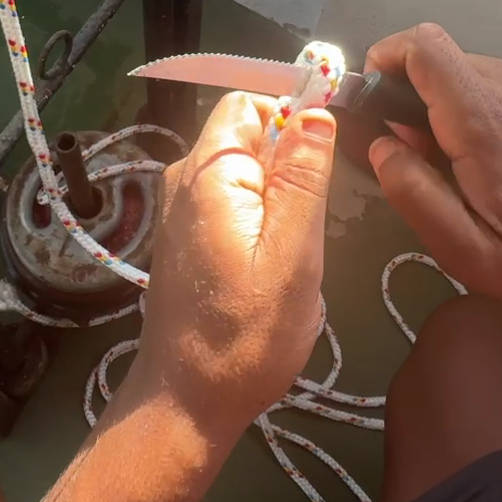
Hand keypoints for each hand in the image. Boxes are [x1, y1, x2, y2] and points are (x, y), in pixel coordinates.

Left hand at [120, 92, 337, 438]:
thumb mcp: (293, 253)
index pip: (246, 103)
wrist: (187, 398)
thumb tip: (316, 110)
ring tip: (289, 251)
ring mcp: (180, 205)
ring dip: (277, 197)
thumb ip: (304, 177)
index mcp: (207, 169)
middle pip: (247, 136)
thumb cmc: (245, 332)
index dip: (289, 115)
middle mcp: (185, 176)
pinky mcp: (185, 231)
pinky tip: (268, 263)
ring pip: (244, 170)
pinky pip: (231, 198)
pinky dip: (259, 216)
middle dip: (287, 165)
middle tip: (304, 226)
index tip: (321, 161)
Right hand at [365, 24, 501, 324]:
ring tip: (451, 160)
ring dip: (437, 101)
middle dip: (407, 92)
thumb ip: (410, 190)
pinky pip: (487, 80)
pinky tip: (483, 155)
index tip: (374, 99)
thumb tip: (382, 145)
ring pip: (460, 67)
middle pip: (435, 55)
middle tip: (414, 151)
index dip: (384, 57)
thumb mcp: (462, 248)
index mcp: (484, 118)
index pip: (421, 45)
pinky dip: (467, 104)